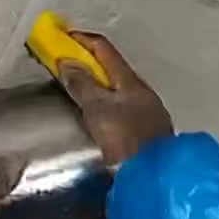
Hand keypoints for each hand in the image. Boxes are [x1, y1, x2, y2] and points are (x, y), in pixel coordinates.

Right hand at [55, 31, 173, 165]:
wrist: (156, 181)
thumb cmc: (126, 141)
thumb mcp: (97, 110)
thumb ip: (82, 84)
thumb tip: (67, 61)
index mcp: (130, 80)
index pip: (103, 48)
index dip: (82, 40)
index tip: (63, 37)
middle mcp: (142, 92)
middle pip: (112, 69)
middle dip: (90, 64)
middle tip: (67, 66)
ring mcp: (148, 114)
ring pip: (119, 91)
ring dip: (99, 87)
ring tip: (79, 94)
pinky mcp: (149, 136)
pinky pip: (124, 110)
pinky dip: (108, 107)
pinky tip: (100, 122)